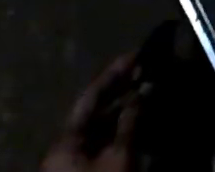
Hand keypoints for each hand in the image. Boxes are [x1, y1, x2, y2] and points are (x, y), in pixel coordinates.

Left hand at [40, 53, 140, 171]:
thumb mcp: (119, 157)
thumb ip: (130, 121)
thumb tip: (142, 92)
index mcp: (65, 139)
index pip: (91, 94)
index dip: (115, 72)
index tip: (138, 53)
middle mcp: (65, 149)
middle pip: (95, 111)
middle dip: (122, 92)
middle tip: (148, 73)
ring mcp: (74, 166)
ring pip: (101, 130)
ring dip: (124, 113)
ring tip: (149, 96)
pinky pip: (103, 148)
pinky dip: (122, 135)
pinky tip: (141, 127)